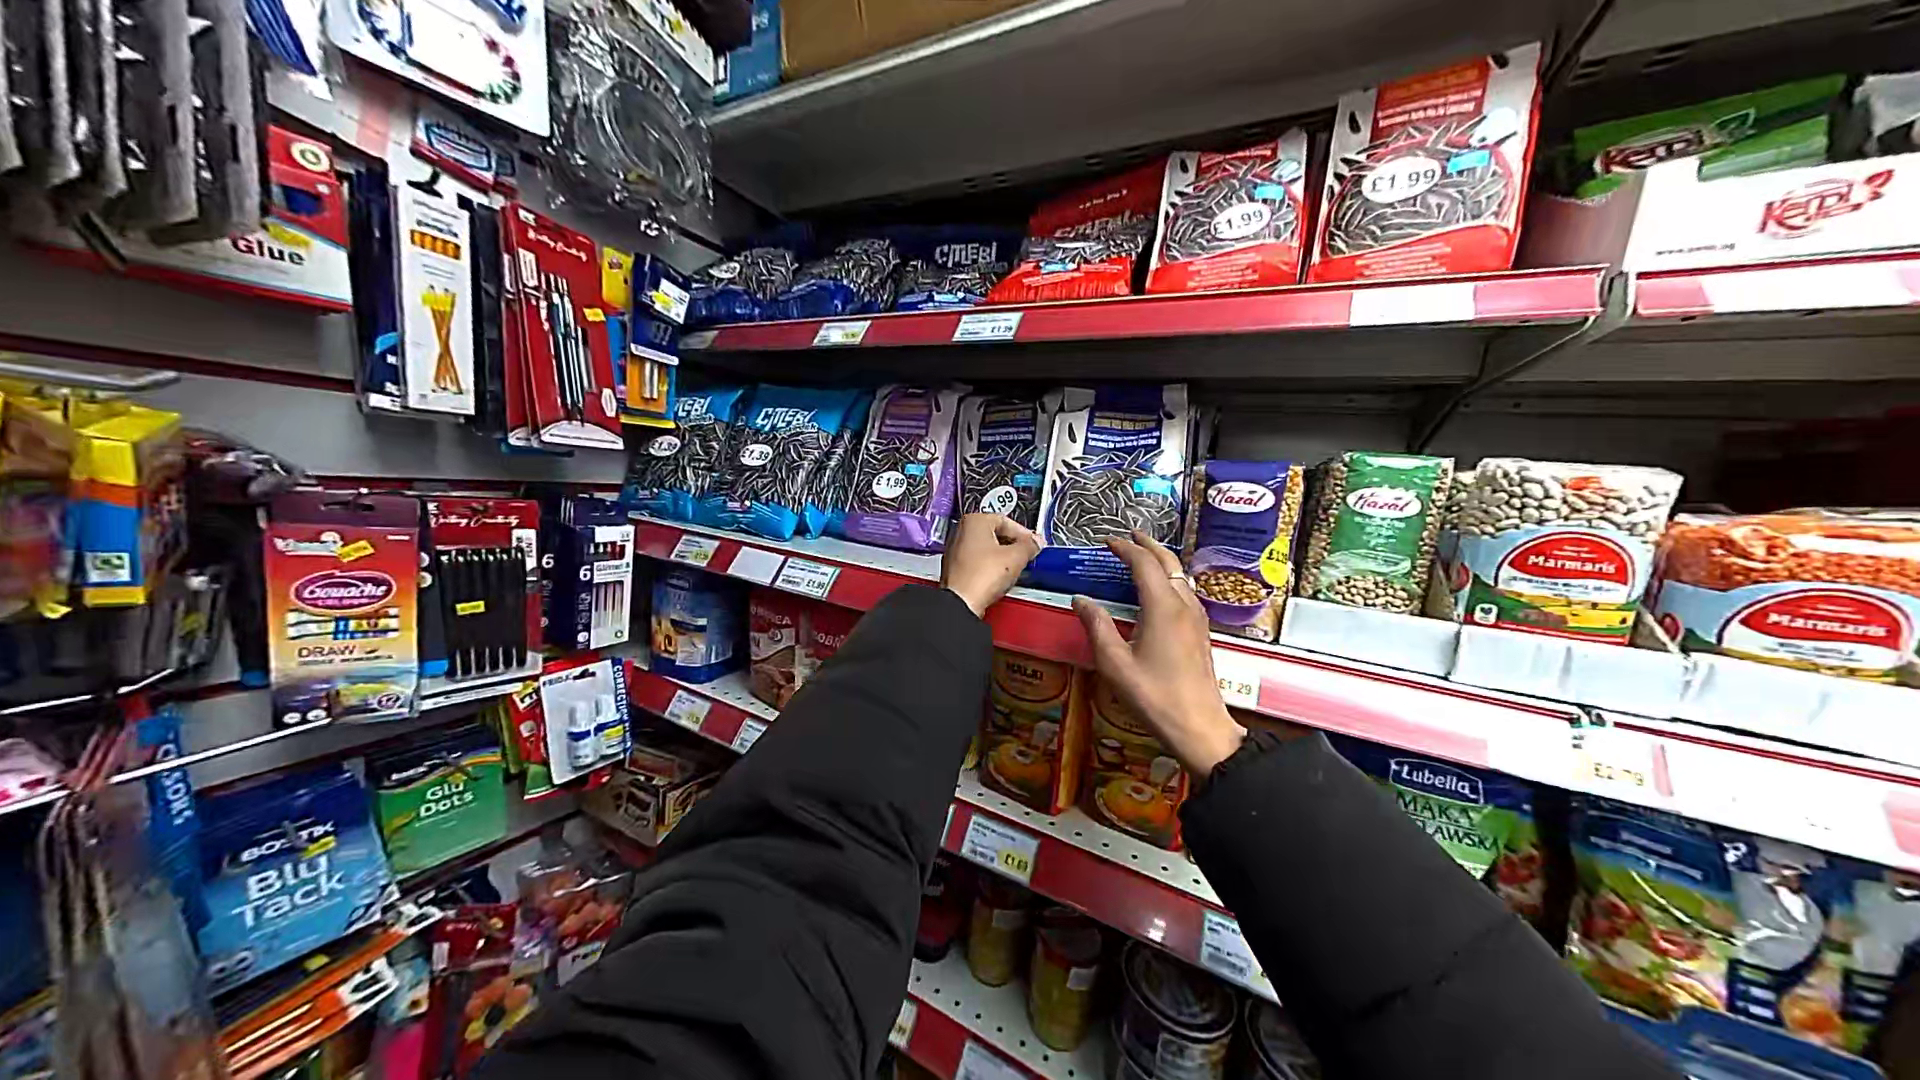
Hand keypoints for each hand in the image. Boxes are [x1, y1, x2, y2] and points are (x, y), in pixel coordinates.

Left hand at [941, 514, 1040, 617]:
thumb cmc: (980, 576)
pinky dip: (989, 567)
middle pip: (995, 534)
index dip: (1023, 533)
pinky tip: (998, 577)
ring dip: (1001, 557)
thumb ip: (1030, 545)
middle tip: (1025, 554)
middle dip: (1012, 545)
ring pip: (986, 549)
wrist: (962, 602)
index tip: (1033, 542)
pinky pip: (978, 562)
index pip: (1006, 520)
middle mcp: (961, 531)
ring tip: (1013, 568)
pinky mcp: (955, 569)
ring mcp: (955, 550)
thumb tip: (1036, 541)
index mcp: (974, 520)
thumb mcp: (1016, 557)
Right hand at [1072, 531, 1245, 778]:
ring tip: (1143, 558)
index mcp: (1163, 607)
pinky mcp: (1201, 633)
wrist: (1199, 727)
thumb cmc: (1154, 696)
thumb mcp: (1114, 663)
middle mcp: (1184, 605)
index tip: (1108, 541)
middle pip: (1169, 562)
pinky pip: (1186, 591)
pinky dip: (1170, 579)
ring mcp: (1197, 619)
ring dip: (1161, 561)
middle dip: (1148, 545)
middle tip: (1130, 536)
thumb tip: (1081, 599)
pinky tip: (1159, 591)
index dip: (1125, 548)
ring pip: (1181, 576)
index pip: (1144, 563)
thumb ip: (1096, 626)